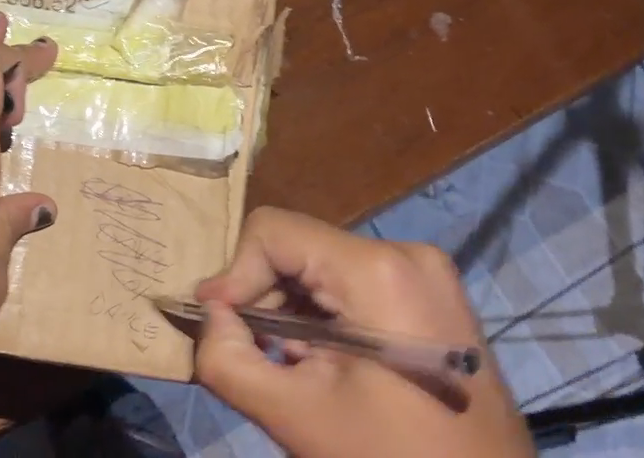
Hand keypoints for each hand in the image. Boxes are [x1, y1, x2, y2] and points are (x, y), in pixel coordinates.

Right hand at [192, 208, 534, 457]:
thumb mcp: (291, 413)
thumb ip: (223, 354)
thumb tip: (210, 313)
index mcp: (378, 269)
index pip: (271, 231)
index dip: (235, 274)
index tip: (223, 324)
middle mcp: (407, 253)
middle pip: (296, 247)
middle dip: (264, 298)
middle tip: (260, 353)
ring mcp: (428, 274)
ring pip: (319, 266)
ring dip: (291, 311)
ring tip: (295, 365)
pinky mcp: (433, 296)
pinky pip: (350, 283)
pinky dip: (322, 316)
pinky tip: (327, 364)